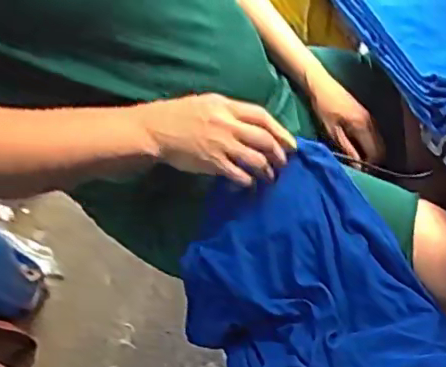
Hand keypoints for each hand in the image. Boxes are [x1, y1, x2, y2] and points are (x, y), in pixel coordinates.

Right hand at [138, 93, 295, 185]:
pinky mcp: (215, 163)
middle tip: (283, 164)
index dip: (281, 131)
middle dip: (279, 154)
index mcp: (224, 105)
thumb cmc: (180, 116)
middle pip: (265, 139)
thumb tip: (256, 128)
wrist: (154, 129)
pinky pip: (242, 176)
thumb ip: (231, 114)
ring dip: (268, 171)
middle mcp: (226, 123)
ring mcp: (221, 144)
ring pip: (257, 160)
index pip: (262, 116)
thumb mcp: (206, 104)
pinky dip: (250, 182)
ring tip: (270, 177)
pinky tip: (250, 183)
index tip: (291, 144)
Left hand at [305, 72, 382, 165]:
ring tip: (361, 158)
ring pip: (379, 142)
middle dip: (374, 160)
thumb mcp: (332, 131)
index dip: (370, 165)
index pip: (374, 153)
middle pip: (380, 149)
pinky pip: (375, 135)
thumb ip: (348, 149)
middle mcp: (370, 122)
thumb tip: (359, 167)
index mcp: (362, 126)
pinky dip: (371, 144)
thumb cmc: (323, 106)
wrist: (321, 81)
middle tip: (361, 166)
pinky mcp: (367, 115)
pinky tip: (361, 146)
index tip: (361, 171)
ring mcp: (370, 117)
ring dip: (373, 152)